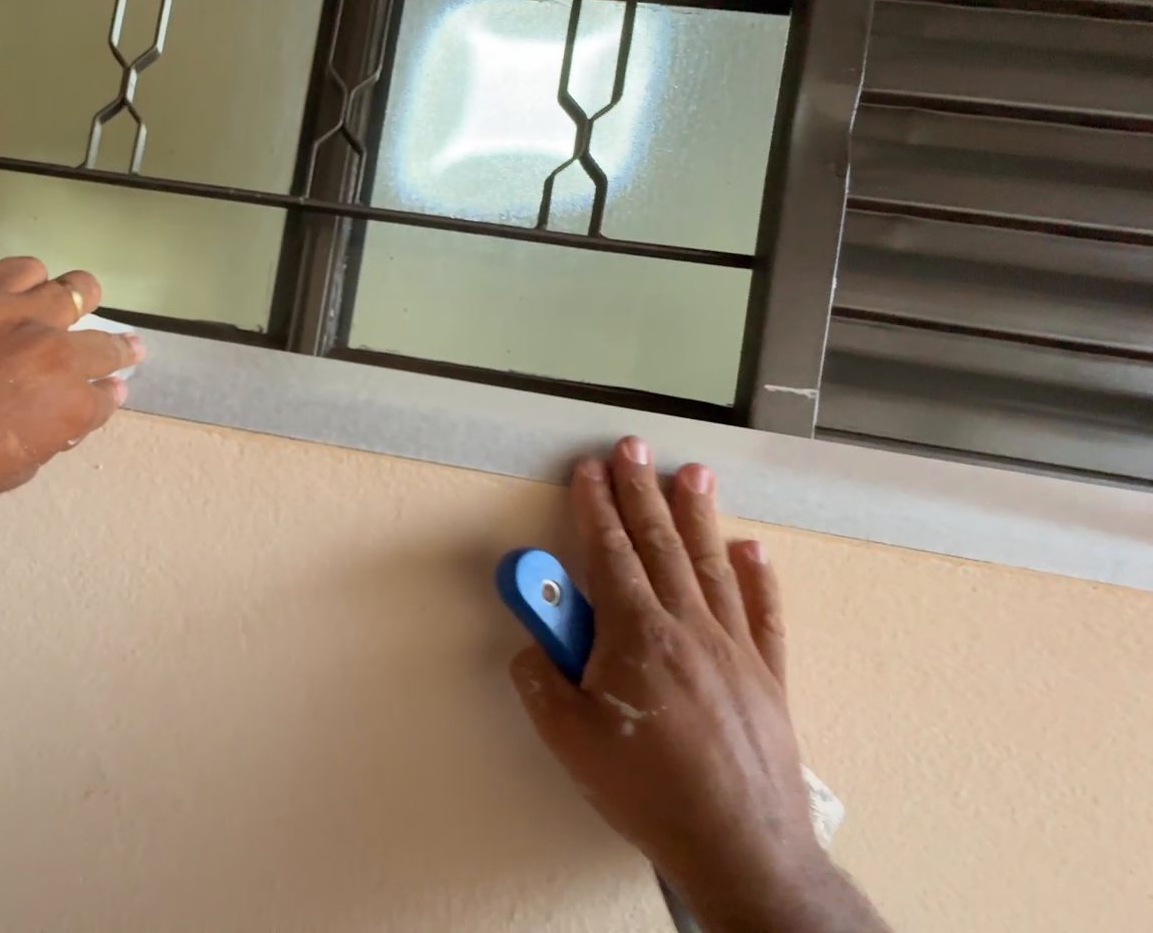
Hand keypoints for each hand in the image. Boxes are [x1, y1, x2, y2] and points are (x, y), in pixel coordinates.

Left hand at [0, 258, 142, 517]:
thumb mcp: (15, 468)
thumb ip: (54, 433)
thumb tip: (77, 413)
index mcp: (70, 407)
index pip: (107, 396)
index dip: (110, 393)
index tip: (111, 388)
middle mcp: (56, 353)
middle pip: (105, 343)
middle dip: (119, 349)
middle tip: (125, 346)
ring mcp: (15, 314)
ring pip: (72, 288)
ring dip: (78, 301)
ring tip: (74, 301)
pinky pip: (20, 268)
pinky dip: (29, 279)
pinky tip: (23, 286)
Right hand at [511, 437, 853, 928]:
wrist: (743, 849)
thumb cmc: (647, 790)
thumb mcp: (567, 738)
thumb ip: (539, 679)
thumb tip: (531, 647)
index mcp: (638, 637)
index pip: (610, 555)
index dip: (596, 508)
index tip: (588, 469)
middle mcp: (690, 629)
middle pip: (660, 545)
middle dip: (642, 491)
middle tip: (635, 447)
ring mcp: (735, 650)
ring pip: (712, 566)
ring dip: (697, 516)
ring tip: (693, 474)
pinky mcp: (767, 678)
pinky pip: (764, 614)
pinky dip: (757, 577)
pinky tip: (750, 548)